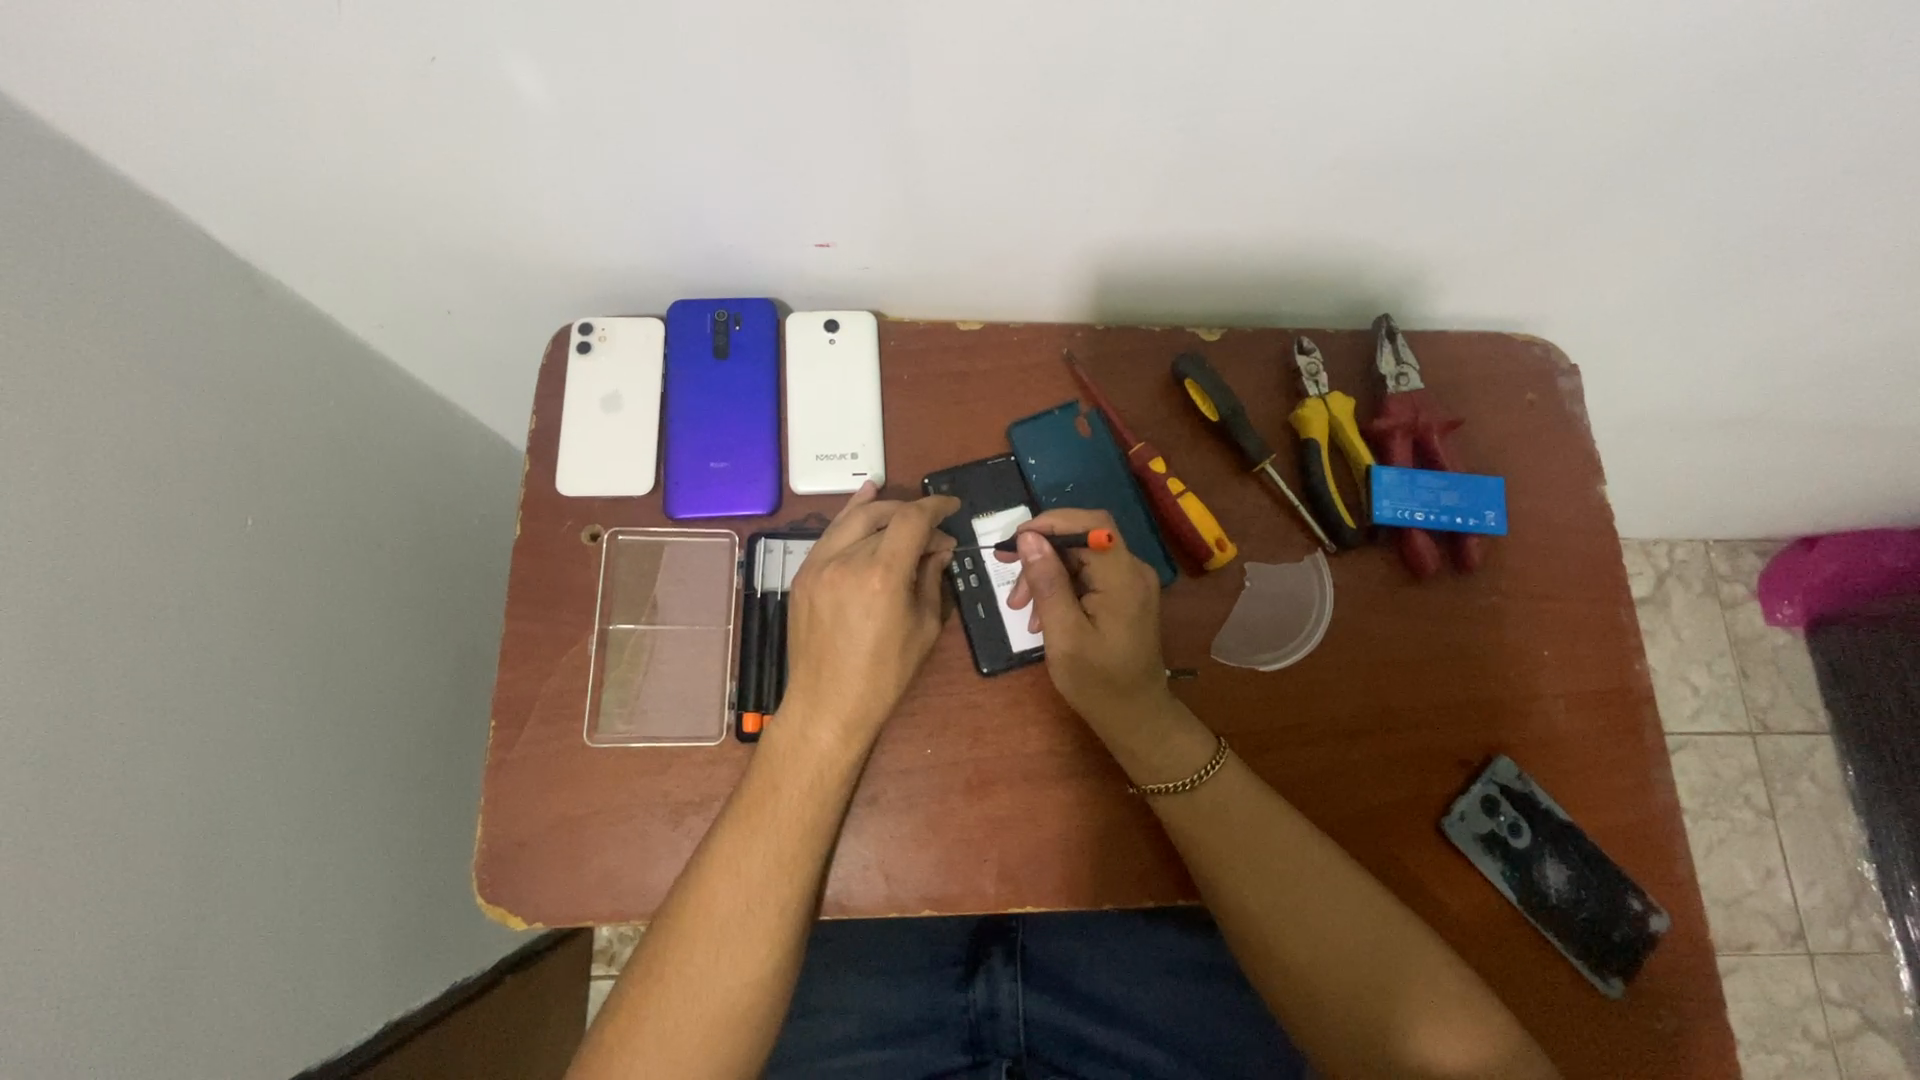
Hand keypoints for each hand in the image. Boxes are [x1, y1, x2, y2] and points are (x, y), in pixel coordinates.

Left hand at [779, 482, 959, 743]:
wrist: (828, 704)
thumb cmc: (885, 675)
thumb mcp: (924, 627)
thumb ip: (932, 579)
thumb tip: (939, 549)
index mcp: (882, 575)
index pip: (912, 519)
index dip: (936, 507)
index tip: (952, 507)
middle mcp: (847, 560)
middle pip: (884, 515)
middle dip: (913, 514)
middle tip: (933, 529)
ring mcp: (819, 566)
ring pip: (852, 519)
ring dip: (881, 507)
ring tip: (900, 502)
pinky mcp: (803, 576)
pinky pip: (829, 536)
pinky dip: (849, 518)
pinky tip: (863, 503)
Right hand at [1001, 509, 1175, 730]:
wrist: (1135, 716)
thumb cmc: (1098, 682)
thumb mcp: (1064, 634)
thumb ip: (1047, 582)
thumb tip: (1029, 538)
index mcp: (1123, 578)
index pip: (1091, 525)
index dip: (1051, 523)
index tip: (1015, 543)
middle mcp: (1133, 571)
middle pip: (1084, 539)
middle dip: (1042, 554)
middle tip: (1009, 581)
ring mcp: (1131, 583)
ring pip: (1082, 557)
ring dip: (1047, 574)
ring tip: (1020, 609)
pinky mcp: (1124, 595)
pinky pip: (1088, 575)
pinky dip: (1061, 587)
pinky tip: (1041, 616)